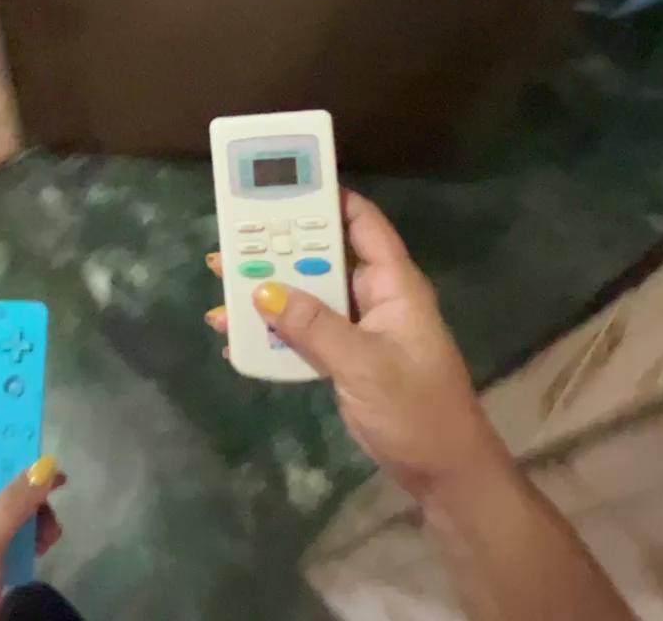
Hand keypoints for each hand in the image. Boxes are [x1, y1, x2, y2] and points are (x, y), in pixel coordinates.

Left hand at [0, 416, 64, 620]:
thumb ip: (13, 501)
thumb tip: (47, 463)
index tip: (27, 406)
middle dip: (26, 468)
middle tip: (56, 472)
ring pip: (12, 497)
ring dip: (35, 504)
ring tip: (51, 524)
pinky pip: (17, 527)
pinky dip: (35, 529)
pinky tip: (47, 542)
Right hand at [205, 190, 510, 498]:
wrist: (442, 476)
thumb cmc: (418, 412)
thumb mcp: (366, 367)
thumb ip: (314, 327)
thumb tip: (262, 290)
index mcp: (392, 285)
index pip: (361, 224)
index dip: (327, 198)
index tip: (284, 185)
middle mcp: (370, 296)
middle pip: (319, 256)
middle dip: (277, 245)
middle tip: (232, 234)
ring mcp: (353, 325)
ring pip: (303, 291)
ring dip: (264, 286)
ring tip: (220, 276)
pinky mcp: (339, 354)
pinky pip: (298, 327)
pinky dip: (268, 326)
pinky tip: (234, 327)